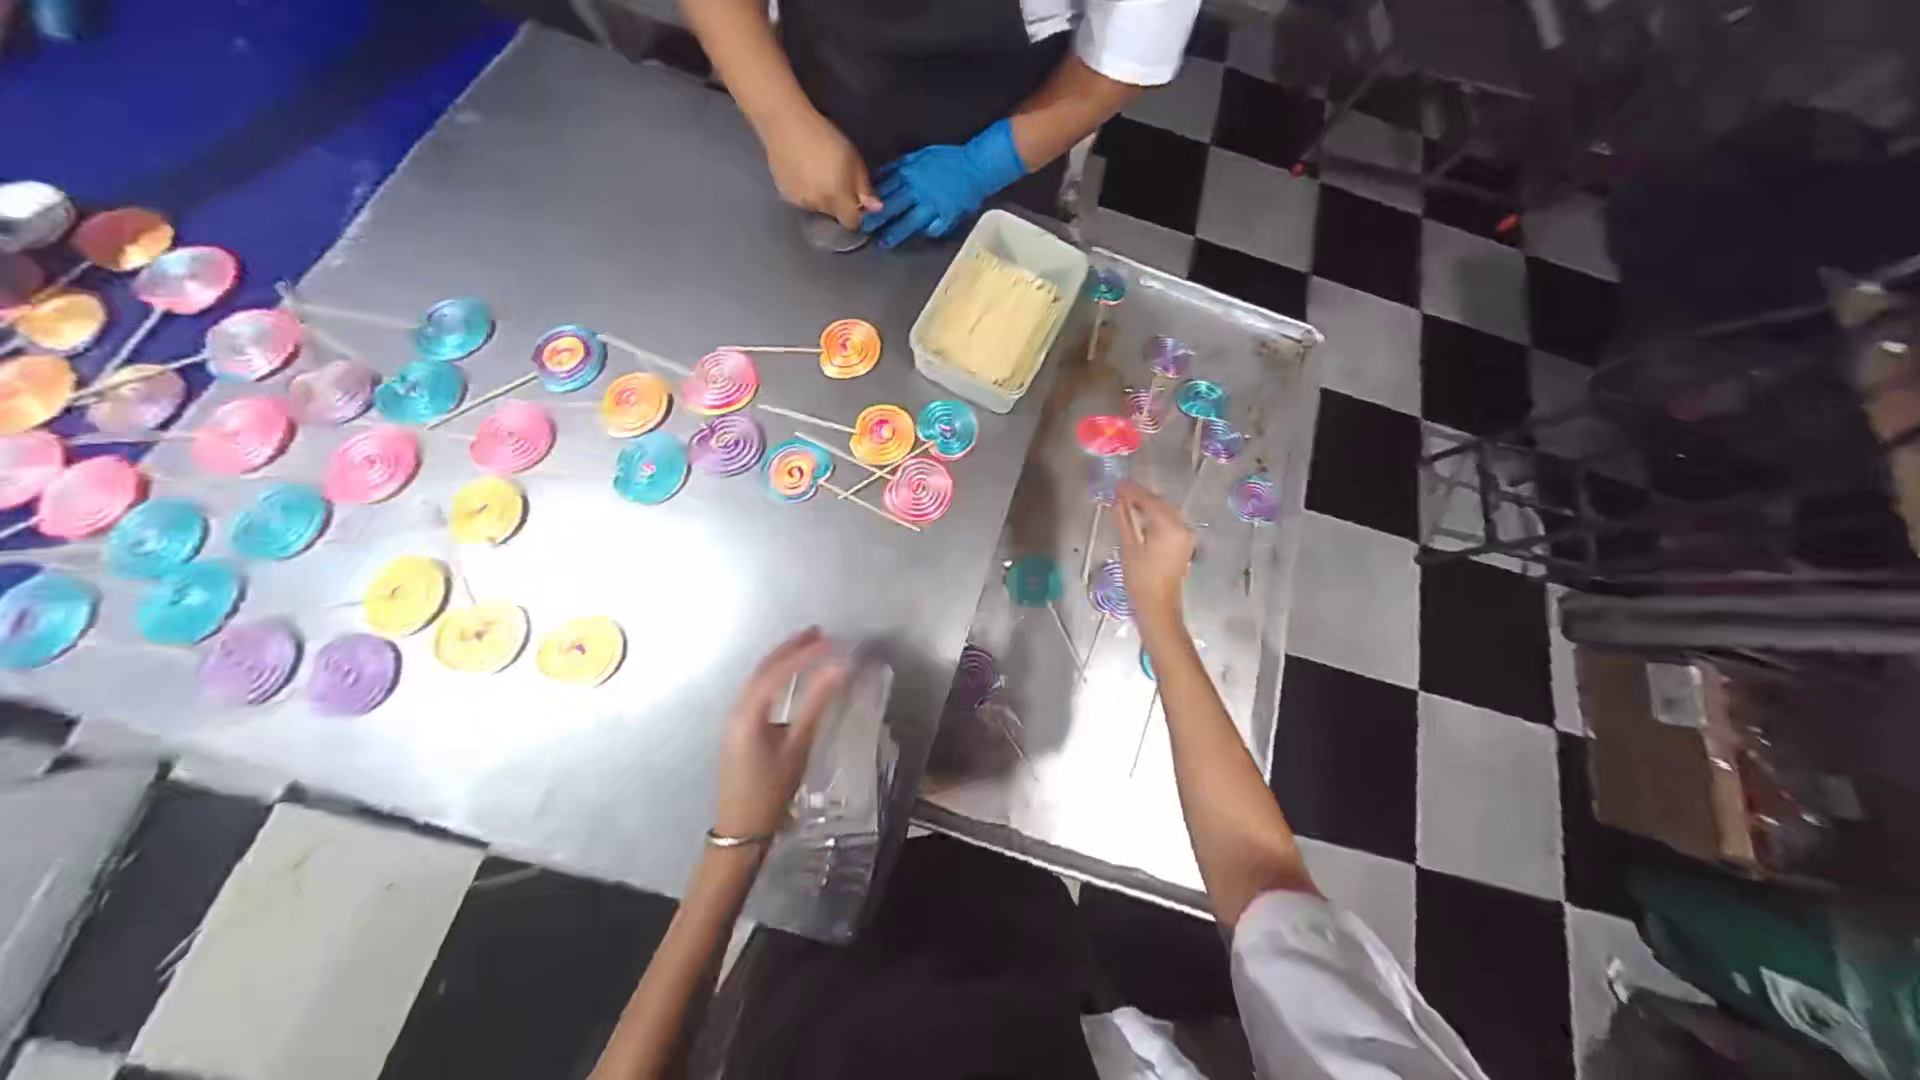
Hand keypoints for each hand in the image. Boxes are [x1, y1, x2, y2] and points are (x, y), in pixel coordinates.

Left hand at [712, 627, 849, 838]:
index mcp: (748, 712)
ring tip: (809, 646)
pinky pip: (757, 690)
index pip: (778, 672)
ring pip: (759, 678)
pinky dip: (776, 675)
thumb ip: (817, 704)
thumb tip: (839, 670)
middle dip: (790, 648)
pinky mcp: (739, 727)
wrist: (742, 829)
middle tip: (818, 632)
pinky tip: (791, 675)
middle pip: (764, 669)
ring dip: (783, 660)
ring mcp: (734, 718)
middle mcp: (736, 709)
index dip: (804, 654)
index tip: (829, 641)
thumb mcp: (798, 746)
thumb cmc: (772, 790)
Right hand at [761, 109, 880, 228]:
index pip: (851, 222)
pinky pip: (801, 199)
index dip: (856, 214)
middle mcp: (819, 205)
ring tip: (816, 173)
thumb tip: (875, 208)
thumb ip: (864, 187)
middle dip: (838, 202)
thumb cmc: (824, 136)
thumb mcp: (852, 158)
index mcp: (837, 197)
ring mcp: (800, 202)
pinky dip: (805, 191)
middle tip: (835, 178)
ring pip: (817, 207)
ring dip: (821, 197)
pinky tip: (801, 172)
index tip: (856, 200)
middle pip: (834, 214)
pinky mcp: (785, 195)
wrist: (785, 121)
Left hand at [860, 118, 1026, 248]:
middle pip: (893, 207)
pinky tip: (918, 238)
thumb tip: (880, 176)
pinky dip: (925, 233)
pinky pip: (933, 228)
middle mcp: (918, 190)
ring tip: (884, 243)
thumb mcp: (920, 154)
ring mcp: (933, 205)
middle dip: (878, 220)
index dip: (871, 200)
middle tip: (865, 229)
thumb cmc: (948, 159)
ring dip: (896, 233)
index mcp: (910, 173)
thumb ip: (900, 166)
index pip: (886, 189)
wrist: (976, 165)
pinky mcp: (947, 216)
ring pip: (909, 222)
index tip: (860, 209)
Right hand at [1116, 480, 1195, 624]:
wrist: (1159, 607)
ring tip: (1127, 503)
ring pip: (1165, 513)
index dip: (1132, 491)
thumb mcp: (1129, 547)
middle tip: (1120, 492)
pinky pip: (1169, 523)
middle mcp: (1182, 527)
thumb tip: (1119, 500)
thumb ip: (1124, 519)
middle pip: (1160, 504)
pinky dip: (1155, 517)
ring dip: (1148, 506)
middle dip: (1140, 497)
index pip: (1149, 501)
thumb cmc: (1141, 579)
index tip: (1118, 484)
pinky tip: (1141, 518)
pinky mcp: (1184, 544)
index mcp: (1169, 527)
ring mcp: (1186, 536)